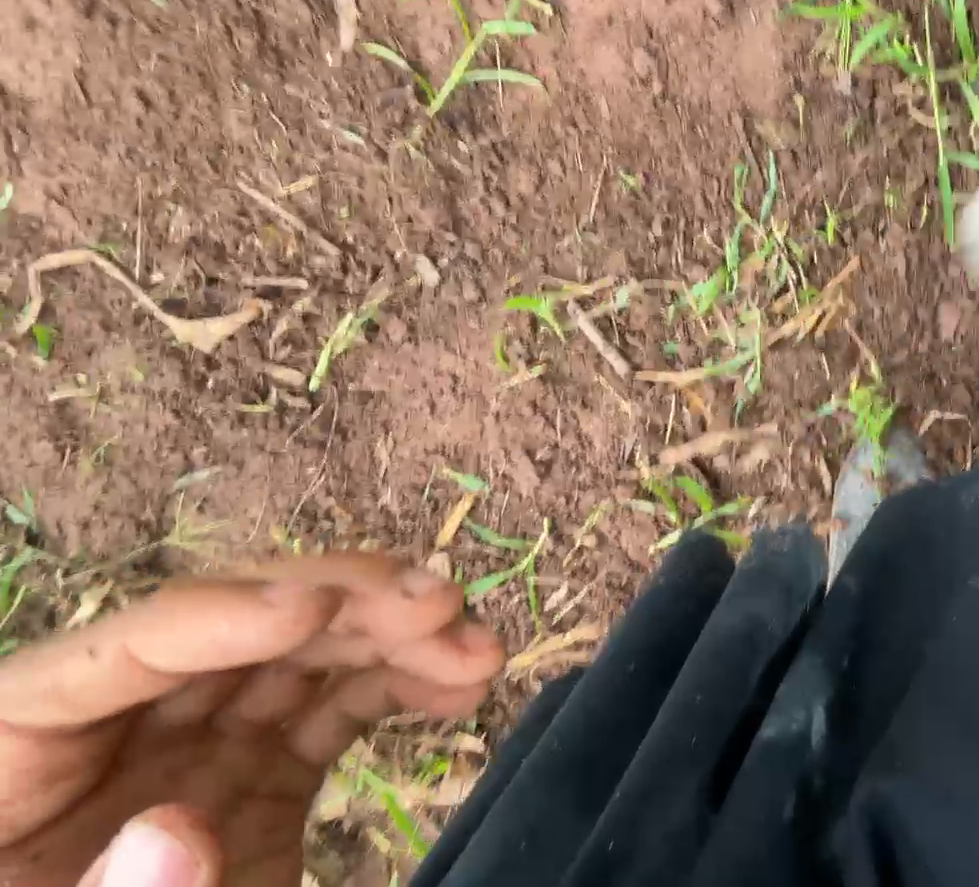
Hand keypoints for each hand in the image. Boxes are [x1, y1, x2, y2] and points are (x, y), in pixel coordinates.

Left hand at [0, 555, 505, 886]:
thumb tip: (173, 826)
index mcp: (18, 763)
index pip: (115, 657)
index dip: (216, 615)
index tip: (316, 604)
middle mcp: (119, 738)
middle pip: (242, 633)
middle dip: (352, 606)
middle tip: (441, 604)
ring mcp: (202, 752)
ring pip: (313, 658)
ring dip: (405, 640)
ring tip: (481, 651)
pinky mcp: (268, 777)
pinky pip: (344, 710)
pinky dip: (410, 686)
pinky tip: (464, 685)